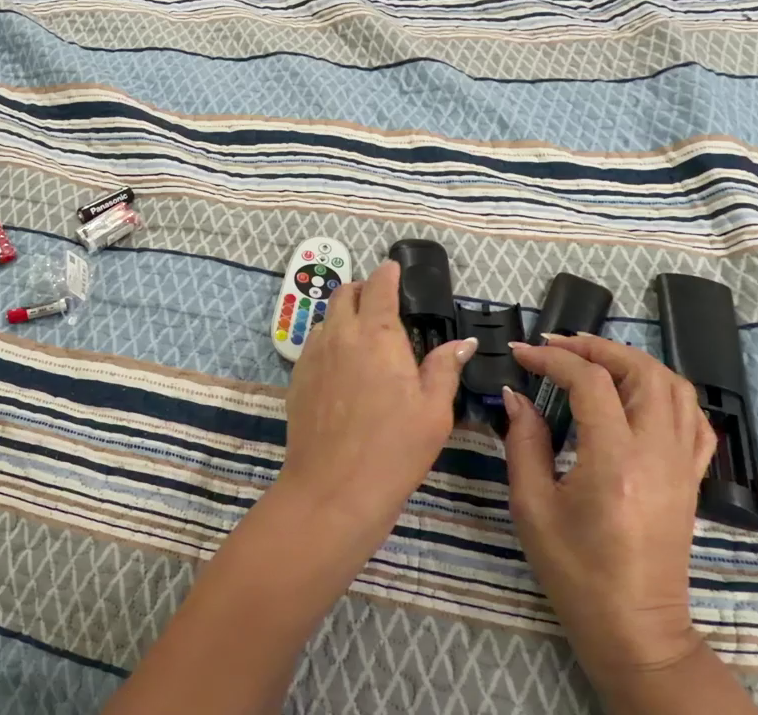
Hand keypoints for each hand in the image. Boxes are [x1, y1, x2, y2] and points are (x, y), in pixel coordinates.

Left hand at [279, 260, 476, 532]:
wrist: (333, 487)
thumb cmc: (394, 449)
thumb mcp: (434, 411)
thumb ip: (444, 368)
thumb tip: (460, 343)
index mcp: (377, 334)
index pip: (378, 286)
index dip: (387, 273)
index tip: (394, 270)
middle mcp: (340, 335)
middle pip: (344, 293)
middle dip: (362, 289)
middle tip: (381, 302)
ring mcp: (313, 355)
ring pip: (326, 318)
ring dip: (344, 316)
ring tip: (364, 337)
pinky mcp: (297, 378)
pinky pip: (313, 345)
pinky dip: (329, 341)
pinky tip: (344, 368)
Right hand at [500, 334, 716, 676]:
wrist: (633, 625)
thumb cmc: (574, 570)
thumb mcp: (532, 506)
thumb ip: (524, 442)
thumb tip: (518, 396)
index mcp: (615, 461)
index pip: (589, 383)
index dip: (552, 360)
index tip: (520, 355)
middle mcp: (658, 454)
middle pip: (643, 372)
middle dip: (597, 348)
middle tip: (558, 346)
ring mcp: (684, 465)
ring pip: (675, 388)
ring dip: (633, 363)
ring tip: (594, 360)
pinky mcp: (693, 478)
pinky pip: (694, 419)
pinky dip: (667, 392)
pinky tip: (638, 394)